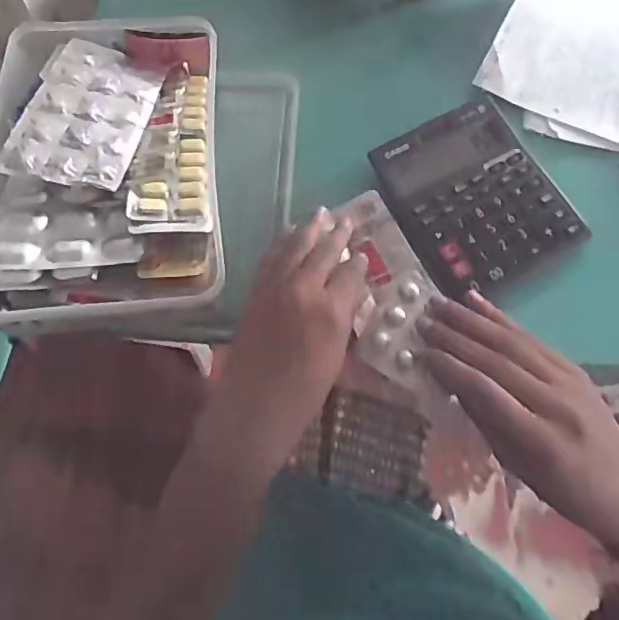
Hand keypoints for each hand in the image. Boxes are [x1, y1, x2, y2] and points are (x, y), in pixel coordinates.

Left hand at [206, 208, 367, 473]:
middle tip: (347, 219)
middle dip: (337, 234)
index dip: (359, 262)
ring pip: (295, 247)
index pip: (350, 274)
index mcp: (331, 312)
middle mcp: (304, 290)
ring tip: (320, 214)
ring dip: (308, 229)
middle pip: (323, 252)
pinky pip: (271, 258)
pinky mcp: (255, 291)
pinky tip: (288, 236)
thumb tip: (350, 293)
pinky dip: (282, 243)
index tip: (363, 253)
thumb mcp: (337, 357)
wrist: (255, 405)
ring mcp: (275, 287)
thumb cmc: (304, 393)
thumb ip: (344, 319)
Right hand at [422, 292, 618, 552]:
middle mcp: (557, 403)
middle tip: (424, 321)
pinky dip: (500, 319)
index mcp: (541, 438)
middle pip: (497, 360)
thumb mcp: (518, 466)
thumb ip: (486, 421)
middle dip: (455, 338)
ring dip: (472, 320)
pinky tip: (476, 302)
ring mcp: (569, 381)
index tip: (422, 352)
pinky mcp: (574, 367)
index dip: (452, 369)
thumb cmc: (565, 491)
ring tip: (441, 304)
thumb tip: (451, 381)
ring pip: (513, 342)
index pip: (487, 392)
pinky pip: (531, 338)